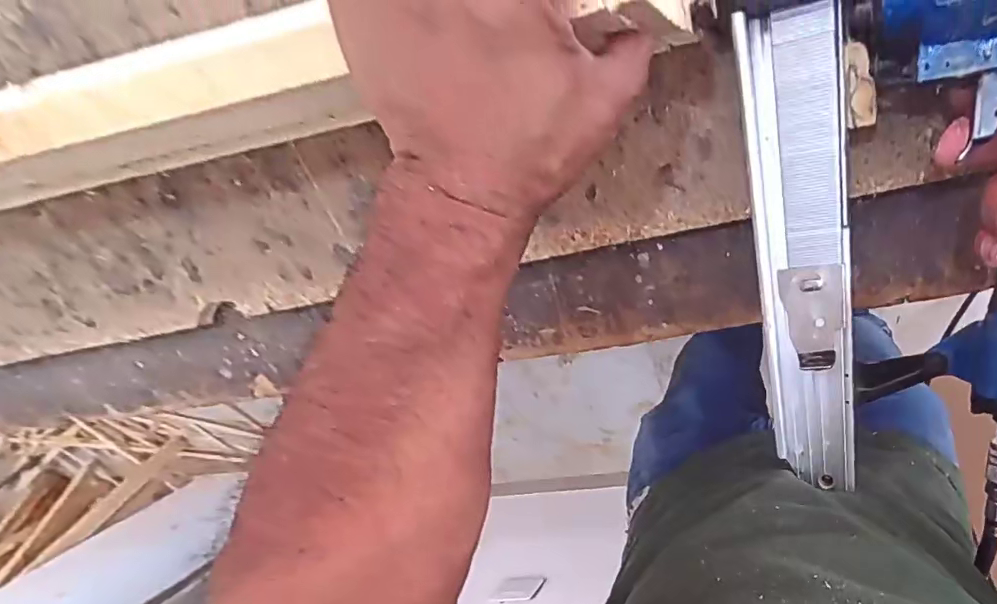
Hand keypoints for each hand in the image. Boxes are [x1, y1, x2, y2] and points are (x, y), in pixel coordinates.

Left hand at [330, 0, 654, 223]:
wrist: (463, 191)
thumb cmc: (532, 152)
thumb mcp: (601, 107)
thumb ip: (629, 53)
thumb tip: (637, 25)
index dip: (546, 9)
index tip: (548, 23)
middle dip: (497, 14)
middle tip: (502, 34)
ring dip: (456, 14)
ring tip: (469, 41)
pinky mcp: (359, 1)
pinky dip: (406, 11)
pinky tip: (430, 37)